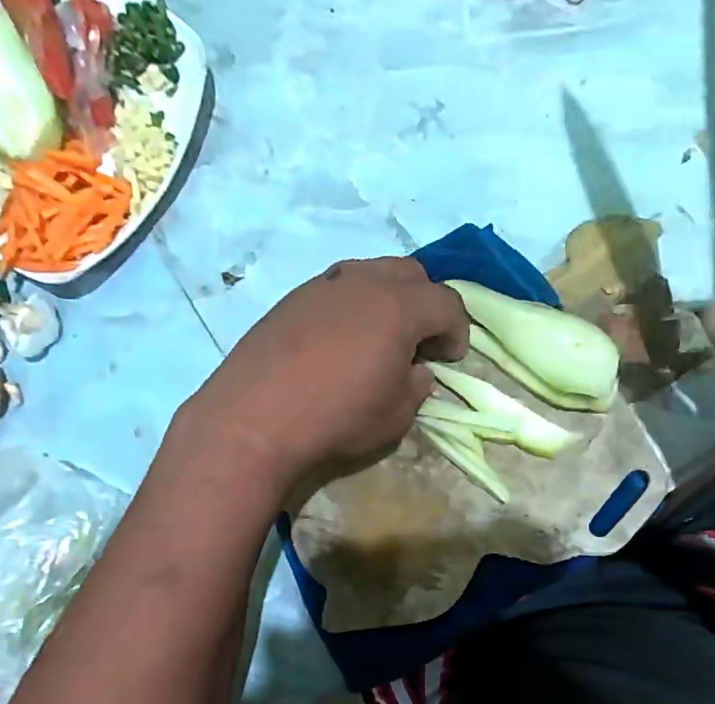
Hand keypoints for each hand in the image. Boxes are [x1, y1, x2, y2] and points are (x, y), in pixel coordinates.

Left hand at [178, 257, 469, 495]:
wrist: (256, 419)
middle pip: (411, 274)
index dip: (458, 331)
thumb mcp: (399, 413)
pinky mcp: (293, 299)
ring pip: (372, 273)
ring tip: (383, 338)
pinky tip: (344, 342)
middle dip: (427, 304)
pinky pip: (338, 287)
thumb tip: (414, 369)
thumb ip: (417, 383)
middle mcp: (363, 282)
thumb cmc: (340, 417)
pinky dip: (355, 306)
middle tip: (422, 342)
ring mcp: (323, 285)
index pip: (447, 302)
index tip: (451, 360)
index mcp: (398, 307)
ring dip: (389, 299)